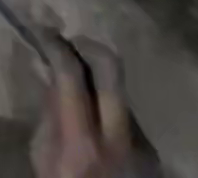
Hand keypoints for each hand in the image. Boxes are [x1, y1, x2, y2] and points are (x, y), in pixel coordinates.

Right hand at [31, 31, 157, 177]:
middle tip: (70, 43)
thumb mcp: (45, 166)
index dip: (55, 44)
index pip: (70, 73)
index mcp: (81, 146)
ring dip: (99, 80)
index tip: (43, 33)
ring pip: (121, 91)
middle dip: (88, 45)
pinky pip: (128, 115)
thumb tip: (51, 76)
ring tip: (81, 89)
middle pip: (110, 66)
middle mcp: (117, 139)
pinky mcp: (154, 154)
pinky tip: (98, 122)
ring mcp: (142, 146)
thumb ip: (49, 119)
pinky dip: (111, 108)